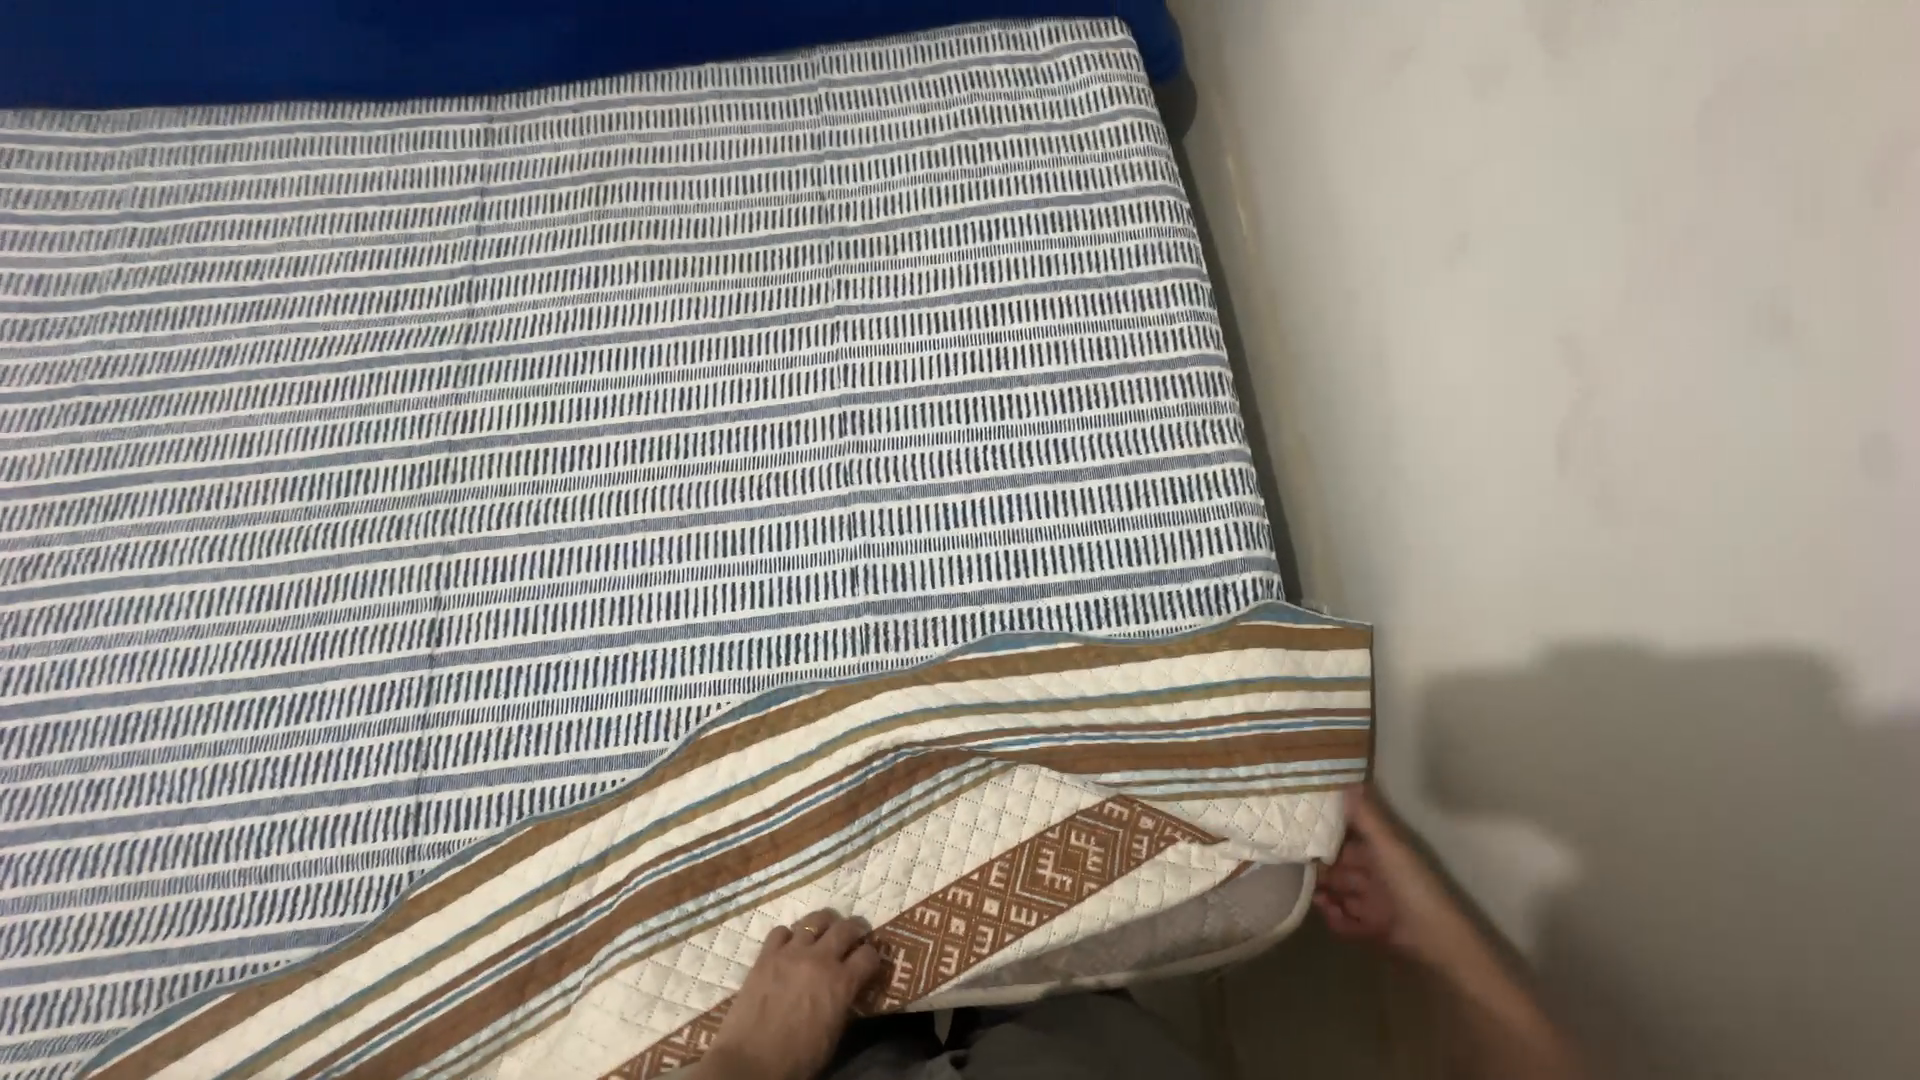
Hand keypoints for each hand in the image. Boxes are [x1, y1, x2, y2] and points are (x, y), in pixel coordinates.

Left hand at [703, 909, 884, 1079]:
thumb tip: (847, 990)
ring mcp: (791, 953)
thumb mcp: (833, 1036)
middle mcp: (820, 959)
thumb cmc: (797, 1060)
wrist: (750, 1064)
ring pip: (815, 920)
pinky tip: (787, 947)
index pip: (869, 955)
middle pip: (846, 928)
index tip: (869, 961)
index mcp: (841, 983)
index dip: (872, 957)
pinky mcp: (766, 955)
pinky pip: (781, 932)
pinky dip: (788, 937)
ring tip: (824, 929)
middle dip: (856, 928)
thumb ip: (843, 1004)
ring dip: (824, 923)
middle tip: (855, 933)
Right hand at [1314, 785, 1478, 967]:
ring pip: (1339, 895)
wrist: (1436, 942)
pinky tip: (1328, 911)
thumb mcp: (1389, 848)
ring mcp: (1373, 906)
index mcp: (1382, 857)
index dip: (1327, 838)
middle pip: (1340, 870)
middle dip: (1320, 868)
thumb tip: (1349, 780)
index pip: (1349, 843)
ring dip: (1323, 893)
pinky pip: (1344, 922)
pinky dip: (1334, 918)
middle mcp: (1376, 879)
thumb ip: (1367, 818)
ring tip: (1312, 892)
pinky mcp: (1370, 931)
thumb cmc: (1412, 887)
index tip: (1301, 831)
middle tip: (1296, 865)